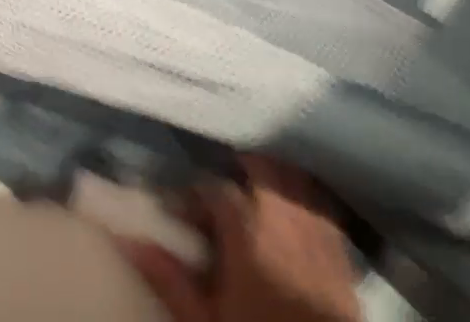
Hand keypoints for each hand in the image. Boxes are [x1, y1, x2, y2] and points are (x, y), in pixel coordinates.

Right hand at [116, 155, 362, 321]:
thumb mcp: (205, 319)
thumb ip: (169, 278)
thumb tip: (127, 240)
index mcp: (247, 229)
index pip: (213, 189)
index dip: (193, 195)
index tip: (179, 211)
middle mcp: (285, 216)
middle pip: (263, 166)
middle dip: (240, 164)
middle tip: (221, 180)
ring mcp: (318, 227)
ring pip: (295, 178)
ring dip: (274, 174)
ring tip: (255, 187)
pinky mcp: (341, 246)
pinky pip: (321, 203)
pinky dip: (303, 196)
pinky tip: (292, 210)